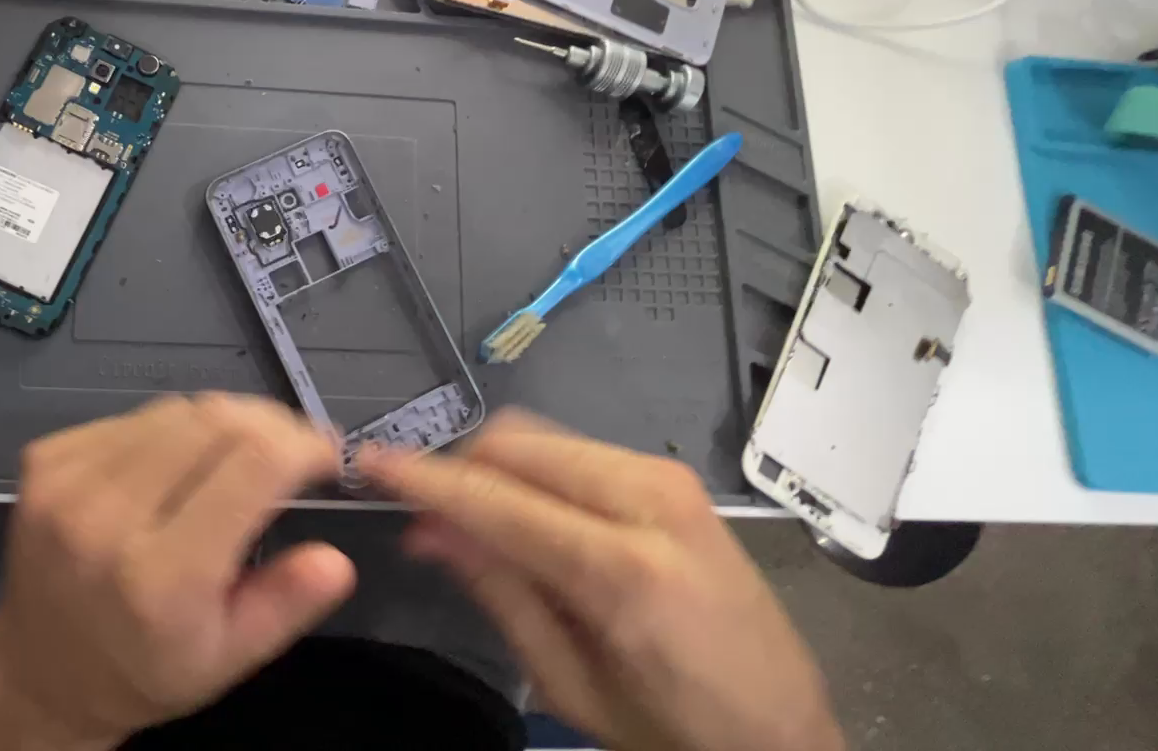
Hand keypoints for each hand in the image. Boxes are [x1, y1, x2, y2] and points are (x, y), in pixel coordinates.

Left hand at [0, 394, 355, 749]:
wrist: (41, 668)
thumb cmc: (145, 668)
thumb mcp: (228, 659)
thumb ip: (286, 604)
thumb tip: (336, 557)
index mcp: (162, 579)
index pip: (254, 466)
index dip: (304, 445)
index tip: (328, 455)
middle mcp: (108, 517)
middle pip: (217, 421)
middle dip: (272, 423)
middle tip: (295, 447)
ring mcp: (69, 480)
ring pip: (178, 408)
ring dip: (225, 420)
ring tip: (240, 453)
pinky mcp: (46, 457)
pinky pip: (135, 415)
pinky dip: (175, 426)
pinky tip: (180, 460)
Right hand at [358, 409, 842, 750]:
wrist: (787, 733)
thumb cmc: (671, 730)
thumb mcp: (567, 682)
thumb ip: (495, 588)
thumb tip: (425, 525)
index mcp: (626, 573)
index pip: (497, 500)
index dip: (425, 478)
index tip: (370, 462)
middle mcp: (649, 501)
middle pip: (512, 443)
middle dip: (456, 468)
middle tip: (427, 515)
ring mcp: (665, 476)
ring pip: (536, 436)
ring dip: (490, 467)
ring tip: (475, 520)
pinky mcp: (669, 472)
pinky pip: (568, 448)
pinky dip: (528, 470)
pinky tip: (525, 513)